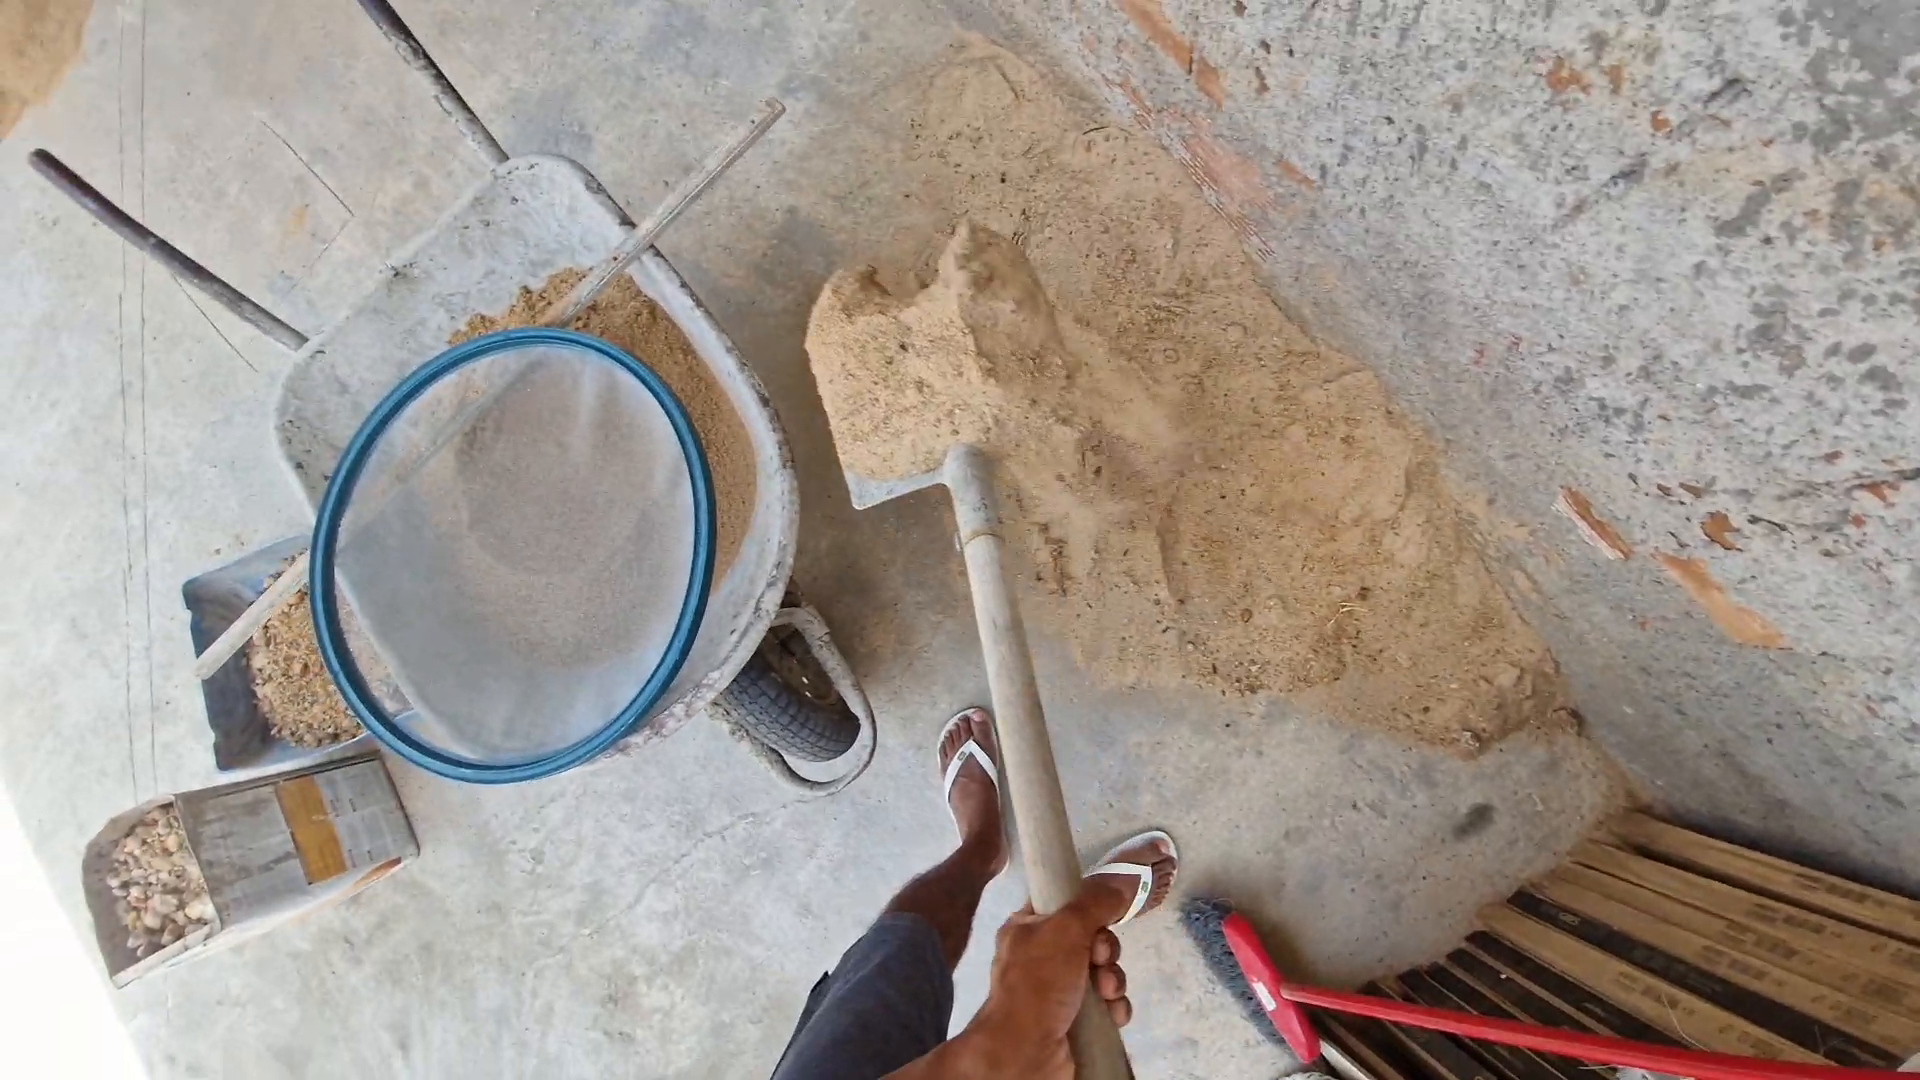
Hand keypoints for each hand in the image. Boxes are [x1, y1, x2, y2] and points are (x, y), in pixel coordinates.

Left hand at [960, 881, 1134, 1077]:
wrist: (1026, 1052)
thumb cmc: (1039, 980)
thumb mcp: (1066, 928)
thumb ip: (1095, 902)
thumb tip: (1122, 881)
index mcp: (1027, 927)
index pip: (1062, 904)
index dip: (1086, 908)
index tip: (1102, 915)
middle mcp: (1041, 956)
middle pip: (1089, 938)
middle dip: (1106, 948)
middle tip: (1101, 959)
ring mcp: (1058, 990)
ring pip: (1101, 971)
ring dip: (1113, 979)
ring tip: (1107, 992)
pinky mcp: (1075, 1020)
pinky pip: (1106, 1004)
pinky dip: (1114, 1006)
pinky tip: (1113, 1014)